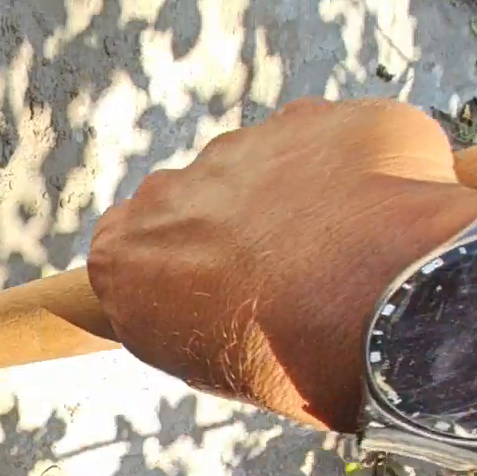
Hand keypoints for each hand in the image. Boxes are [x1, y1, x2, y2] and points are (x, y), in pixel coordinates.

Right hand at [87, 99, 476, 430]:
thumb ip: (159, 307)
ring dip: (275, 188)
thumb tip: (179, 300)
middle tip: (260, 257)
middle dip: (214, 216)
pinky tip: (358, 205)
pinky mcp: (308, 121)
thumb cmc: (264, 346)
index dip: (161, 254)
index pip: (122, 239)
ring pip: (249, 161)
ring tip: (319, 236)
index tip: (190, 271)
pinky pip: (317, 136)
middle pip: (181, 195)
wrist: (358, 306)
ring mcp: (233, 151)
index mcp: (118, 252)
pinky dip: (337, 161)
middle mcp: (162, 193)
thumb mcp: (178, 354)